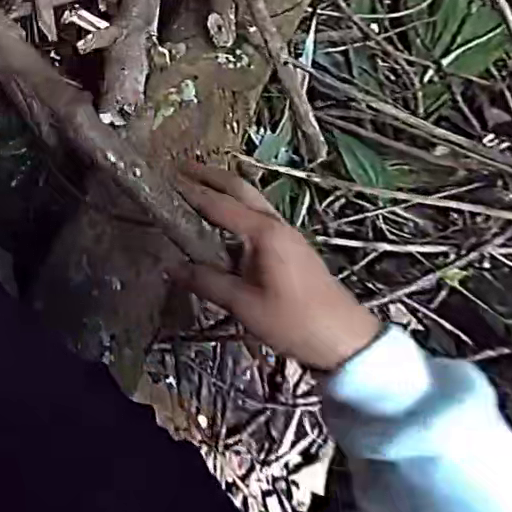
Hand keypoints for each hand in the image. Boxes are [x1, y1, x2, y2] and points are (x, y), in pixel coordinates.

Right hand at [170, 163, 381, 370]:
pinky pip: (256, 212)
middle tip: (178, 167)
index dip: (189, 191)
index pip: (217, 203)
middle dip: (208, 174)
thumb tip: (171, 266)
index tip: (163, 179)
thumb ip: (206, 281)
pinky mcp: (291, 245)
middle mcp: (275, 224)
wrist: (348, 343)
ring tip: (195, 183)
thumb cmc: (296, 322)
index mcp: (263, 232)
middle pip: (238, 187)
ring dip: (222, 186)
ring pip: (250, 197)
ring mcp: (286, 232)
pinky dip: (234, 203)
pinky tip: (221, 216)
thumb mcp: (245, 305)